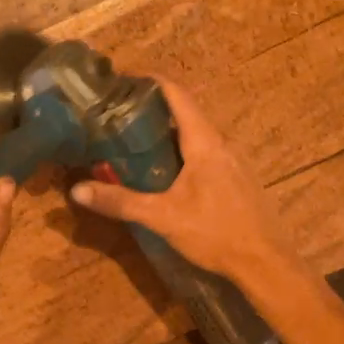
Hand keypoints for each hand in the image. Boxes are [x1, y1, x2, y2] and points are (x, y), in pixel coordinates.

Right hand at [69, 78, 297, 287]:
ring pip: (195, 136)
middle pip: (185, 113)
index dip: (151, 80)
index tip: (123, 78)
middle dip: (152, 109)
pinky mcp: (237, 181)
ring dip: (166, 133)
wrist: (266, 265)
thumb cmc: (216, 232)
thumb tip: (77, 190)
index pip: (177, 95)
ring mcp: (233, 163)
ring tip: (133, 140)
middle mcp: (221, 145)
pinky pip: (204, 154)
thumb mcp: (161, 217)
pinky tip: (163, 173)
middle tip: (118, 114)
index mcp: (204, 143)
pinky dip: (180, 153)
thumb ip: (120, 201)